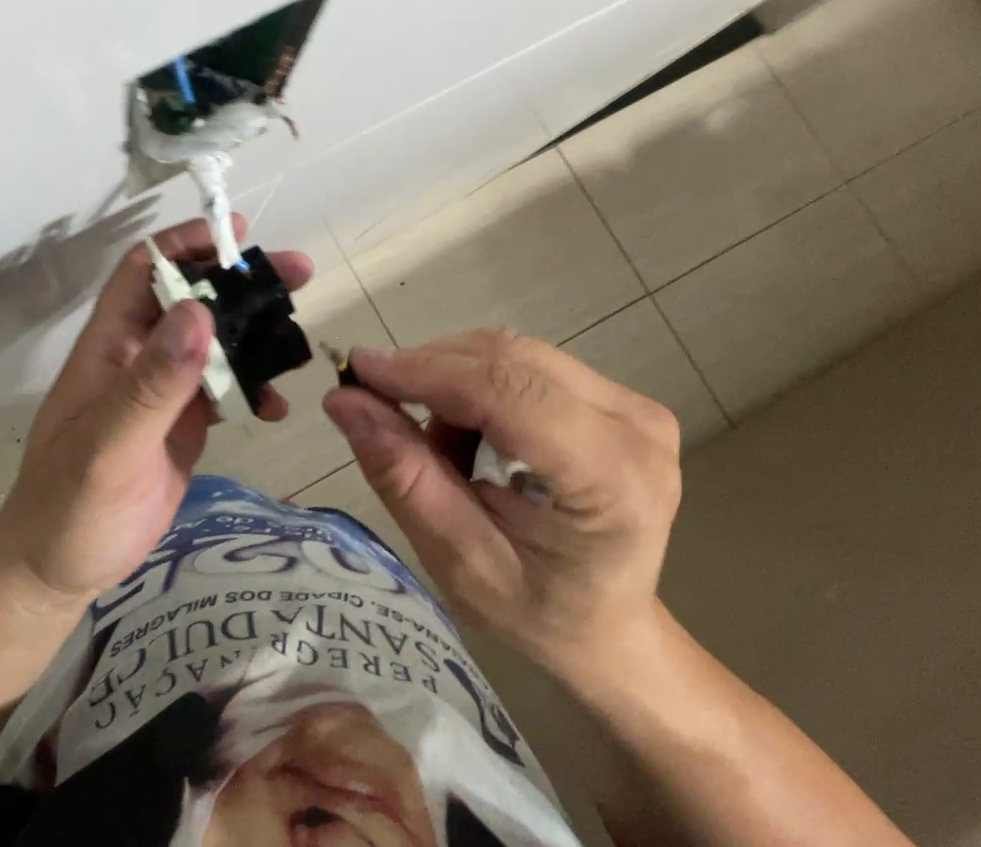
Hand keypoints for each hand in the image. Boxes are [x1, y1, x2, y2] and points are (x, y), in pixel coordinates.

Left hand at [0, 214, 313, 606]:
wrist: (58, 567)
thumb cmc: (71, 505)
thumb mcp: (110, 444)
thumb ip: (152, 384)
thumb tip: (199, 313)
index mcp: (109, 348)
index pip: (144, 272)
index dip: (185, 244)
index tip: (236, 234)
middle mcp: (137, 359)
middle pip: (191, 301)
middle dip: (240, 283)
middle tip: (299, 274)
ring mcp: (161, 393)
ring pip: (213, 344)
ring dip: (255, 334)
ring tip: (300, 335)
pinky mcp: (182, 427)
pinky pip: (223, 391)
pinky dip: (252, 390)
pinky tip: (276, 408)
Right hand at [321, 330, 681, 677]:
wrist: (607, 625)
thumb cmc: (533, 609)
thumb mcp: (456, 558)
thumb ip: (404, 476)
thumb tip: (344, 400)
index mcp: (611, 479)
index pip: (507, 393)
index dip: (425, 372)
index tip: (355, 368)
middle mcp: (636, 427)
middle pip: (509, 360)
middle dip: (429, 371)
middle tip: (372, 402)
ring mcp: (635, 406)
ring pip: (513, 354)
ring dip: (451, 381)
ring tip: (434, 444)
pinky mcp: (620, 398)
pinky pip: (527, 365)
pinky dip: (477, 386)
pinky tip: (468, 435)